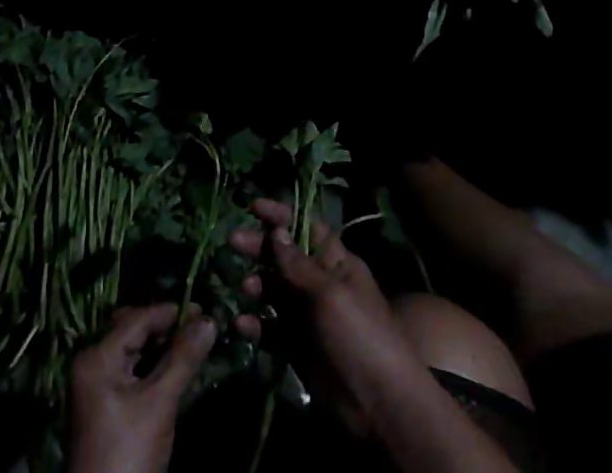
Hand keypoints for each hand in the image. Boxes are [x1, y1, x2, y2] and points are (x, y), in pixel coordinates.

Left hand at [68, 304, 216, 472]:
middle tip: (198, 326)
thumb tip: (210, 320)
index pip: (137, 318)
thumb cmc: (130, 452)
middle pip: (131, 329)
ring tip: (192, 342)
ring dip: (160, 344)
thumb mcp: (159, 403)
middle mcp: (91, 362)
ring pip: (132, 349)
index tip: (204, 310)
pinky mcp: (105, 403)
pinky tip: (175, 365)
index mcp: (97, 356)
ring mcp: (96, 384)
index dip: (171, 312)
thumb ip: (183, 358)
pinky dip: (152, 364)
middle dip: (164, 325)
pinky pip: (130, 369)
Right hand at [227, 199, 429, 436]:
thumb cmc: (359, 335)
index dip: (281, 215)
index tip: (252, 207)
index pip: (306, 228)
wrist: (379, 404)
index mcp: (337, 263)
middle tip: (233, 243)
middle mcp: (321, 284)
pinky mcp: (297, 347)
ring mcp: (308, 316)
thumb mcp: (330, 293)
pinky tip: (243, 326)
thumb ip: (298, 264)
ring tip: (245, 291)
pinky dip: (255, 325)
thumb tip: (276, 230)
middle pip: (285, 257)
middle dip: (260, 248)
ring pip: (274, 292)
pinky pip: (270, 328)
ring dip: (257, 287)